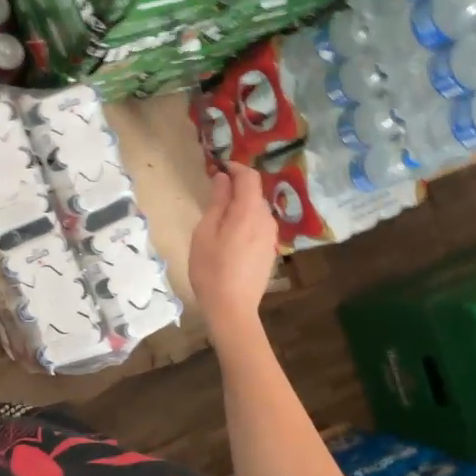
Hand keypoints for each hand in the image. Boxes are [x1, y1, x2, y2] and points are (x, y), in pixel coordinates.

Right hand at [189, 161, 277, 341]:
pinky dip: (247, 221)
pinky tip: (231, 237)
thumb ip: (217, 201)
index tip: (218, 168)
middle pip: (254, 193)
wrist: (232, 308)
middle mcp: (266, 219)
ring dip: (241, 206)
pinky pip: (259, 226)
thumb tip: (223, 178)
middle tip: (214, 193)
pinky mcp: (270, 250)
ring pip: (257, 210)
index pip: (249, 177)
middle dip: (236, 187)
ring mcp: (271, 236)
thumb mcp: (205, 232)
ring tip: (220, 217)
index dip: (235, 167)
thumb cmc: (211, 269)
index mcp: (249, 211)